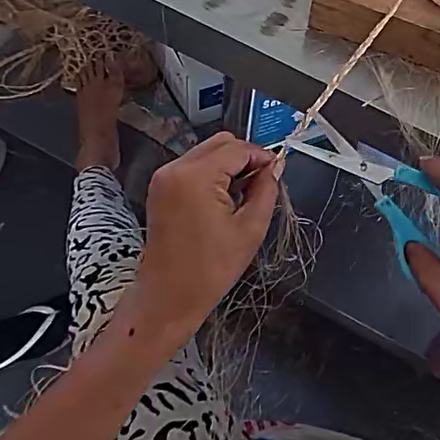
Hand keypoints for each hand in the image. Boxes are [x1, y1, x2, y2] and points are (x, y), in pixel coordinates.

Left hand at [127, 132, 280, 347]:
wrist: (168, 297)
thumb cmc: (210, 269)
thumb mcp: (250, 228)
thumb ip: (266, 189)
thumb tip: (276, 167)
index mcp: (195, 177)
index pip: (238, 148)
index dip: (263, 156)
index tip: (279, 171)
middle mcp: (174, 169)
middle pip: (221, 142)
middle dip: (246, 157)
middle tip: (264, 182)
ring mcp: (164, 178)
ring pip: (207, 151)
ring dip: (230, 165)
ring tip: (245, 194)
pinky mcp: (161, 188)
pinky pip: (194, 166)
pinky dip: (214, 173)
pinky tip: (225, 198)